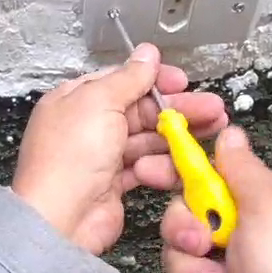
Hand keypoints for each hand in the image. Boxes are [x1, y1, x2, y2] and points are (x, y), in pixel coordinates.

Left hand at [12, 43, 227, 255]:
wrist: (60, 219)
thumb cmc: (67, 158)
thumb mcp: (100, 102)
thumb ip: (128, 77)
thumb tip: (146, 53)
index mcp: (76, 100)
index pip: (121, 80)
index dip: (154, 80)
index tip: (182, 82)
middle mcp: (86, 127)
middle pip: (140, 110)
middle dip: (177, 110)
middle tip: (212, 110)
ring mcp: (99, 157)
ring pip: (147, 140)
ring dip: (177, 138)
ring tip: (206, 136)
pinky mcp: (112, 184)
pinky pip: (145, 168)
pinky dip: (163, 166)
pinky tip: (180, 164)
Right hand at [156, 127, 271, 272]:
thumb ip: (244, 169)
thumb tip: (231, 133)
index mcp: (259, 204)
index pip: (208, 174)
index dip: (177, 169)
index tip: (148, 168)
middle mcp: (238, 234)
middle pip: (180, 214)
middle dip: (182, 230)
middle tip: (203, 244)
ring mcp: (219, 269)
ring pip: (172, 253)